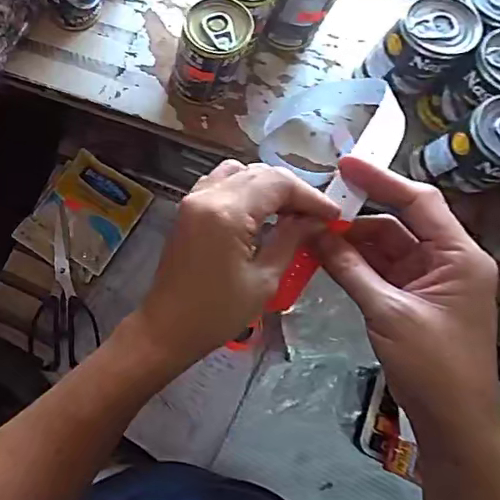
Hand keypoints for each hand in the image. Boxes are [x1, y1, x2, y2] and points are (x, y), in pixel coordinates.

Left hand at [131, 161, 338, 370]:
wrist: (167, 327)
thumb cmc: (216, 312)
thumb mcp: (264, 279)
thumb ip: (290, 240)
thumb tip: (316, 221)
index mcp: (226, 212)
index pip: (278, 183)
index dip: (310, 196)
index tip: (333, 215)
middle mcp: (207, 195)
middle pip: (259, 173)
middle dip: (291, 190)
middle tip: (315, 216)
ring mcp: (192, 199)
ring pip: (239, 173)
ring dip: (267, 186)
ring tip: (289, 213)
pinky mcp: (186, 209)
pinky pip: (220, 183)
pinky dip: (244, 189)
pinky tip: (260, 213)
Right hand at [315, 156, 499, 443]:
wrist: (454, 422)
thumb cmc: (434, 366)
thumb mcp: (388, 313)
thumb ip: (351, 268)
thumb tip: (316, 233)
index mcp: (458, 256)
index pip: (419, 202)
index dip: (381, 180)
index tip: (345, 164)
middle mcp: (447, 261)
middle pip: (398, 223)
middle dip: (358, 216)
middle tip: (316, 207)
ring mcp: (430, 281)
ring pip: (386, 246)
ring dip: (353, 241)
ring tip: (312, 234)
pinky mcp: (413, 299)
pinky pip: (381, 270)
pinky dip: (356, 264)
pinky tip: (326, 258)